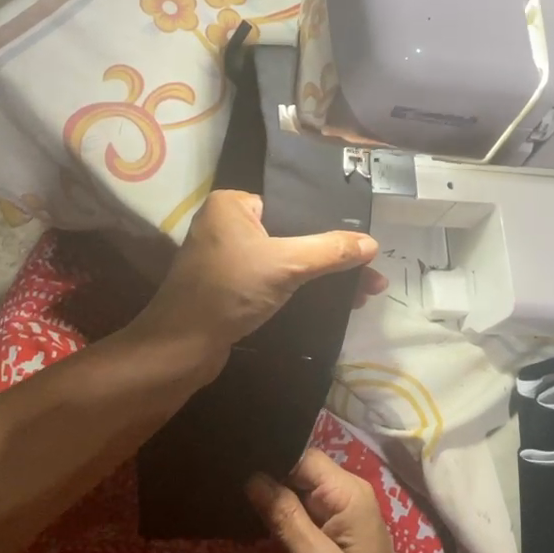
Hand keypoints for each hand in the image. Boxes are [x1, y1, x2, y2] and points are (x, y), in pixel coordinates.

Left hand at [128, 190, 380, 375]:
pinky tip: (333, 303)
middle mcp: (227, 225)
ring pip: (287, 260)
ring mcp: (228, 257)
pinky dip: (302, 290)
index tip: (363, 244)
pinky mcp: (231, 287)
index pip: (292, 204)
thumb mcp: (286, 265)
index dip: (330, 224)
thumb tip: (372, 243)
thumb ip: (329, 251)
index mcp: (232, 204)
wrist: (180, 348)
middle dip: (332, 257)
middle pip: (294, 234)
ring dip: (321, 277)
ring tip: (362, 294)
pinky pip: (275, 280)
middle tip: (369, 275)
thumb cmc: (229, 292)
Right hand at [247, 451, 454, 552]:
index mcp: (348, 493)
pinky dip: (285, 519)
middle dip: (268, 480)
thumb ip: (286, 518)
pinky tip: (260, 525)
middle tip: (230, 491)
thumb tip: (254, 476)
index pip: (301, 456)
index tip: (234, 469)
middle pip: (300, 470)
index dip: (269, 461)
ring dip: (274, 502)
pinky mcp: (338, 533)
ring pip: (300, 491)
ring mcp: (345, 513)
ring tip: (237, 505)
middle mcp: (349, 493)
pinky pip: (306, 512)